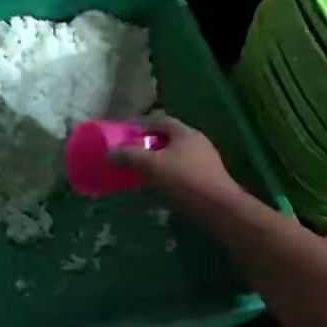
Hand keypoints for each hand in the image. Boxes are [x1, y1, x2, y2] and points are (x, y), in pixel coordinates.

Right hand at [109, 114, 247, 216]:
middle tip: (130, 150)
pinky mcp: (204, 176)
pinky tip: (155, 182)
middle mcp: (196, 142)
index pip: (160, 120)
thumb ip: (131, 157)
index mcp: (185, 133)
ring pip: (174, 154)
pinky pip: (179, 168)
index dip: (141, 123)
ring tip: (139, 167)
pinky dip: (165, 171)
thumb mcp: (154, 165)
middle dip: (148, 142)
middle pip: (167, 136)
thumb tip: (109, 153)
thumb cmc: (185, 179)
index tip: (125, 131)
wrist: (217, 206)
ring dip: (156, 158)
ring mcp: (202, 159)